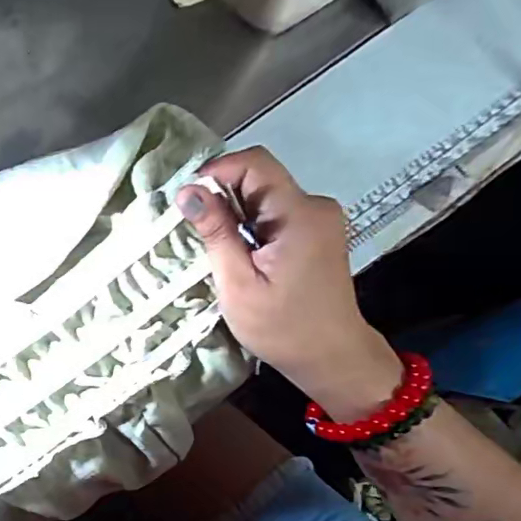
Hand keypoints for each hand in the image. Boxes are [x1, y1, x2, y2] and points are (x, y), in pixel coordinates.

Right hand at [177, 147, 400, 418]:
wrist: (332, 357)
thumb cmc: (283, 329)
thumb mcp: (239, 285)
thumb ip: (216, 233)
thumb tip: (188, 191)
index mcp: (300, 215)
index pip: (255, 163)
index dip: (218, 170)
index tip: (190, 198)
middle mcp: (316, 206)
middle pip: (261, 179)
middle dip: (226, 198)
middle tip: (200, 234)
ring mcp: (321, 219)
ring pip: (268, 197)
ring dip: (239, 216)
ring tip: (222, 252)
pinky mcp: (319, 233)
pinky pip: (279, 215)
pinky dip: (255, 228)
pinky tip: (244, 258)